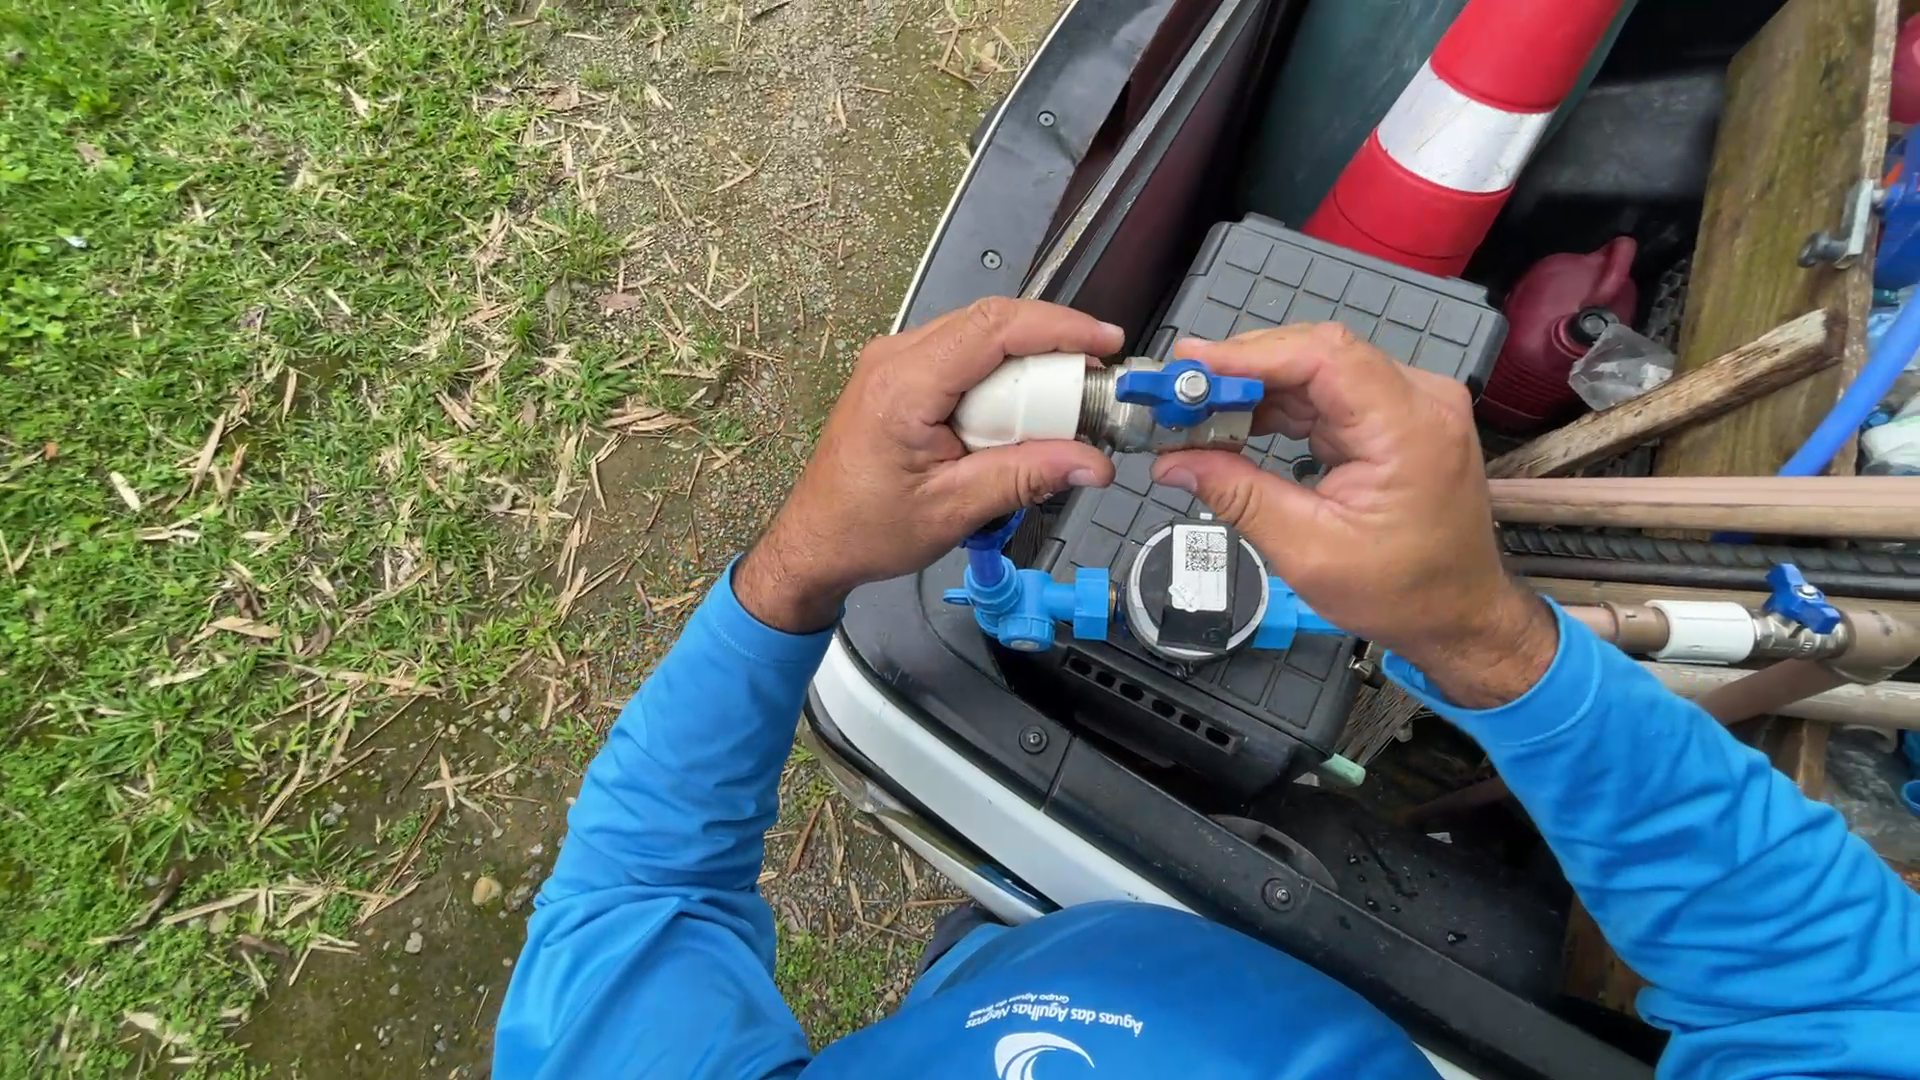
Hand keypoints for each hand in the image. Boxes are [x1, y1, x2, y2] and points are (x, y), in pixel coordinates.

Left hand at [735, 298, 1121, 631]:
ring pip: (981, 339)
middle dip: (1051, 351)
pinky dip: (1002, 381)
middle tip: (1091, 393)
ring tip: (1061, 412)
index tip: (1105, 343)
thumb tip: (1091, 462)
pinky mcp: (902, 377)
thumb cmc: (865, 529)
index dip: (1059, 327)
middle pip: (993, 326)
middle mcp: (894, 359)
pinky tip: (1019, 417)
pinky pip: (965, 359)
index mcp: (902, 386)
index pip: (994, 329)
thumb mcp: (953, 509)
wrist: (816, 541)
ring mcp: (895, 363)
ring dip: (1028, 368)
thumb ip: (1025, 478)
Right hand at [1151, 324, 1555, 707]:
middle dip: (1239, 369)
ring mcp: (1404, 406)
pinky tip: (1231, 423)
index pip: (1324, 357)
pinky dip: (1272, 407)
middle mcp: (1415, 400)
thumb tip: (1170, 462)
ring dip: (1249, 388)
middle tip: (1176, 388)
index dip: (1250, 354)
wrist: (1457, 615)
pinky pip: (1321, 396)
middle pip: (1314, 355)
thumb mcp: (1305, 549)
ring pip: (1312, 372)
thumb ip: (1237, 496)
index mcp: (1407, 428)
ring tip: (1191, 409)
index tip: (1188, 366)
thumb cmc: (1396, 592)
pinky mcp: (1388, 421)